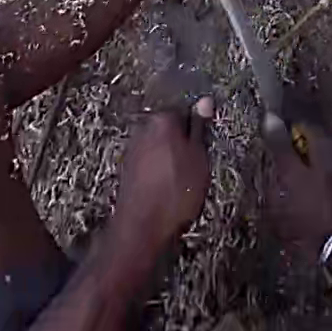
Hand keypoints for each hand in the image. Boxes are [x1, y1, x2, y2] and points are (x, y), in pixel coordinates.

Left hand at [115, 98, 213, 249]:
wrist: (140, 229)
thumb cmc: (175, 190)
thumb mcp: (198, 157)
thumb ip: (200, 127)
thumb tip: (205, 101)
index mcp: (162, 119)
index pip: (185, 111)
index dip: (197, 130)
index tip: (203, 147)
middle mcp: (144, 128)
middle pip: (170, 129)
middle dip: (182, 143)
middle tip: (196, 165)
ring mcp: (133, 150)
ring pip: (159, 147)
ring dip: (170, 159)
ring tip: (181, 182)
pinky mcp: (127, 171)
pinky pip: (149, 164)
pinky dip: (158, 173)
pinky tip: (166, 190)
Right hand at [266, 124, 331, 252]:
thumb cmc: (313, 207)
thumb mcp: (291, 175)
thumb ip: (281, 145)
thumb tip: (270, 115)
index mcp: (325, 142)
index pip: (301, 124)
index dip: (284, 133)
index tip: (271, 148)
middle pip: (310, 142)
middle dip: (293, 151)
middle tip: (278, 170)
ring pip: (316, 160)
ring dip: (302, 168)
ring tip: (288, 187)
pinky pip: (324, 176)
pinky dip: (312, 181)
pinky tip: (304, 198)